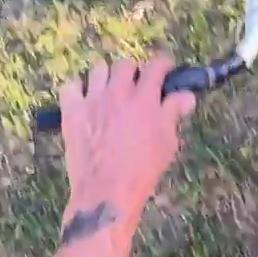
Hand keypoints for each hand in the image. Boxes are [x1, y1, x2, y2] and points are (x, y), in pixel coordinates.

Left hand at [58, 57, 195, 230]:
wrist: (106, 193)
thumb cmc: (143, 170)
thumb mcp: (167, 142)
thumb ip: (174, 112)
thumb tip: (187, 95)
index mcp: (145, 98)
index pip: (156, 65)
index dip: (163, 64)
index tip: (165, 70)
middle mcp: (119, 92)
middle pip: (125, 63)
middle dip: (132, 72)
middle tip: (134, 86)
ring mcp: (93, 99)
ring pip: (98, 69)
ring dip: (106, 77)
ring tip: (108, 92)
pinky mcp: (72, 111)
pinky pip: (71, 85)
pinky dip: (77, 89)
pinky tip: (84, 100)